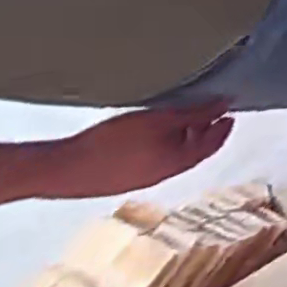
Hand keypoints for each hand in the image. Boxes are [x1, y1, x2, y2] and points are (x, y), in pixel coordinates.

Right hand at [36, 105, 233, 198]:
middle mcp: (163, 175)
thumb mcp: (161, 120)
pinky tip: (150, 136)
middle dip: (205, 133)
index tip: (230, 114)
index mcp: (179, 162)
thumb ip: (196, 114)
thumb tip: (224, 105)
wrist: (56, 170)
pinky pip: (150, 161)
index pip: (211, 145)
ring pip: (172, 157)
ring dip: (183, 139)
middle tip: (210, 115)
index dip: (223, 129)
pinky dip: (161, 147)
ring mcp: (139, 181)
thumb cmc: (114, 141)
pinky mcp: (117, 181)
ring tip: (183, 121)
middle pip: (193, 152)